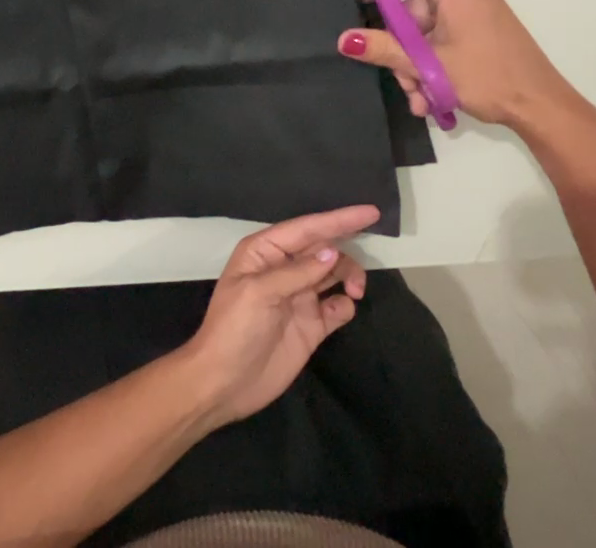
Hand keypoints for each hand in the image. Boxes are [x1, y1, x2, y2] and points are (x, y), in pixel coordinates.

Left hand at [179, 205, 377, 426]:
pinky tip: (341, 308)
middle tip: (370, 254)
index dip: (338, 219)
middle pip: (323, 248)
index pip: (306, 228)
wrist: (224, 383)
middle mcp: (283, 269)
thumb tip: (332, 251)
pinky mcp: (311, 324)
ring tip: (355, 290)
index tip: (370, 212)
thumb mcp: (259, 293)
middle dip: (346, 247)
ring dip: (349, 275)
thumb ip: (297, 272)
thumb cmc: (234, 329)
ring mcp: (299, 297)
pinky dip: (345, 303)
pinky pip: (337, 305)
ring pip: (334, 273)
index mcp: (264, 252)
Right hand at [336, 0, 578, 129]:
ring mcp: (475, 12)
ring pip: (426, 31)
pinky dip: (432, 65)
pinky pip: (443, 40)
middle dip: (400, 46)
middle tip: (398, 78)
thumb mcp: (427, 65)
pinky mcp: (481, 31)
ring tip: (418, 99)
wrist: (540, 105)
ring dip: (415, 65)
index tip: (361, 4)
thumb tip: (344, 39)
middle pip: (413, 8)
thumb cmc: (485, 77)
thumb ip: (383, 49)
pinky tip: (430, 97)